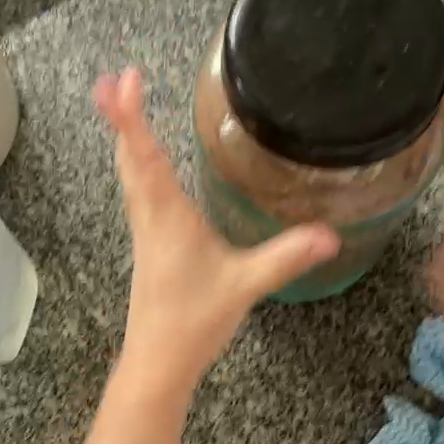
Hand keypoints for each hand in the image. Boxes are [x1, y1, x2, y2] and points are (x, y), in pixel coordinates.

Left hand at [94, 68, 339, 398]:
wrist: (158, 363)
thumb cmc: (193, 322)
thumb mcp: (246, 285)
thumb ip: (286, 257)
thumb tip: (330, 235)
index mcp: (167, 217)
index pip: (144, 156)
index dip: (130, 115)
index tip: (120, 80)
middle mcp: (150, 220)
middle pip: (129, 160)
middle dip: (120, 118)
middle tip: (113, 81)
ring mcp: (146, 236)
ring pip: (130, 179)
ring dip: (126, 142)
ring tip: (123, 111)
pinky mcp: (151, 251)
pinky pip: (138, 198)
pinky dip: (137, 170)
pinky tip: (148, 173)